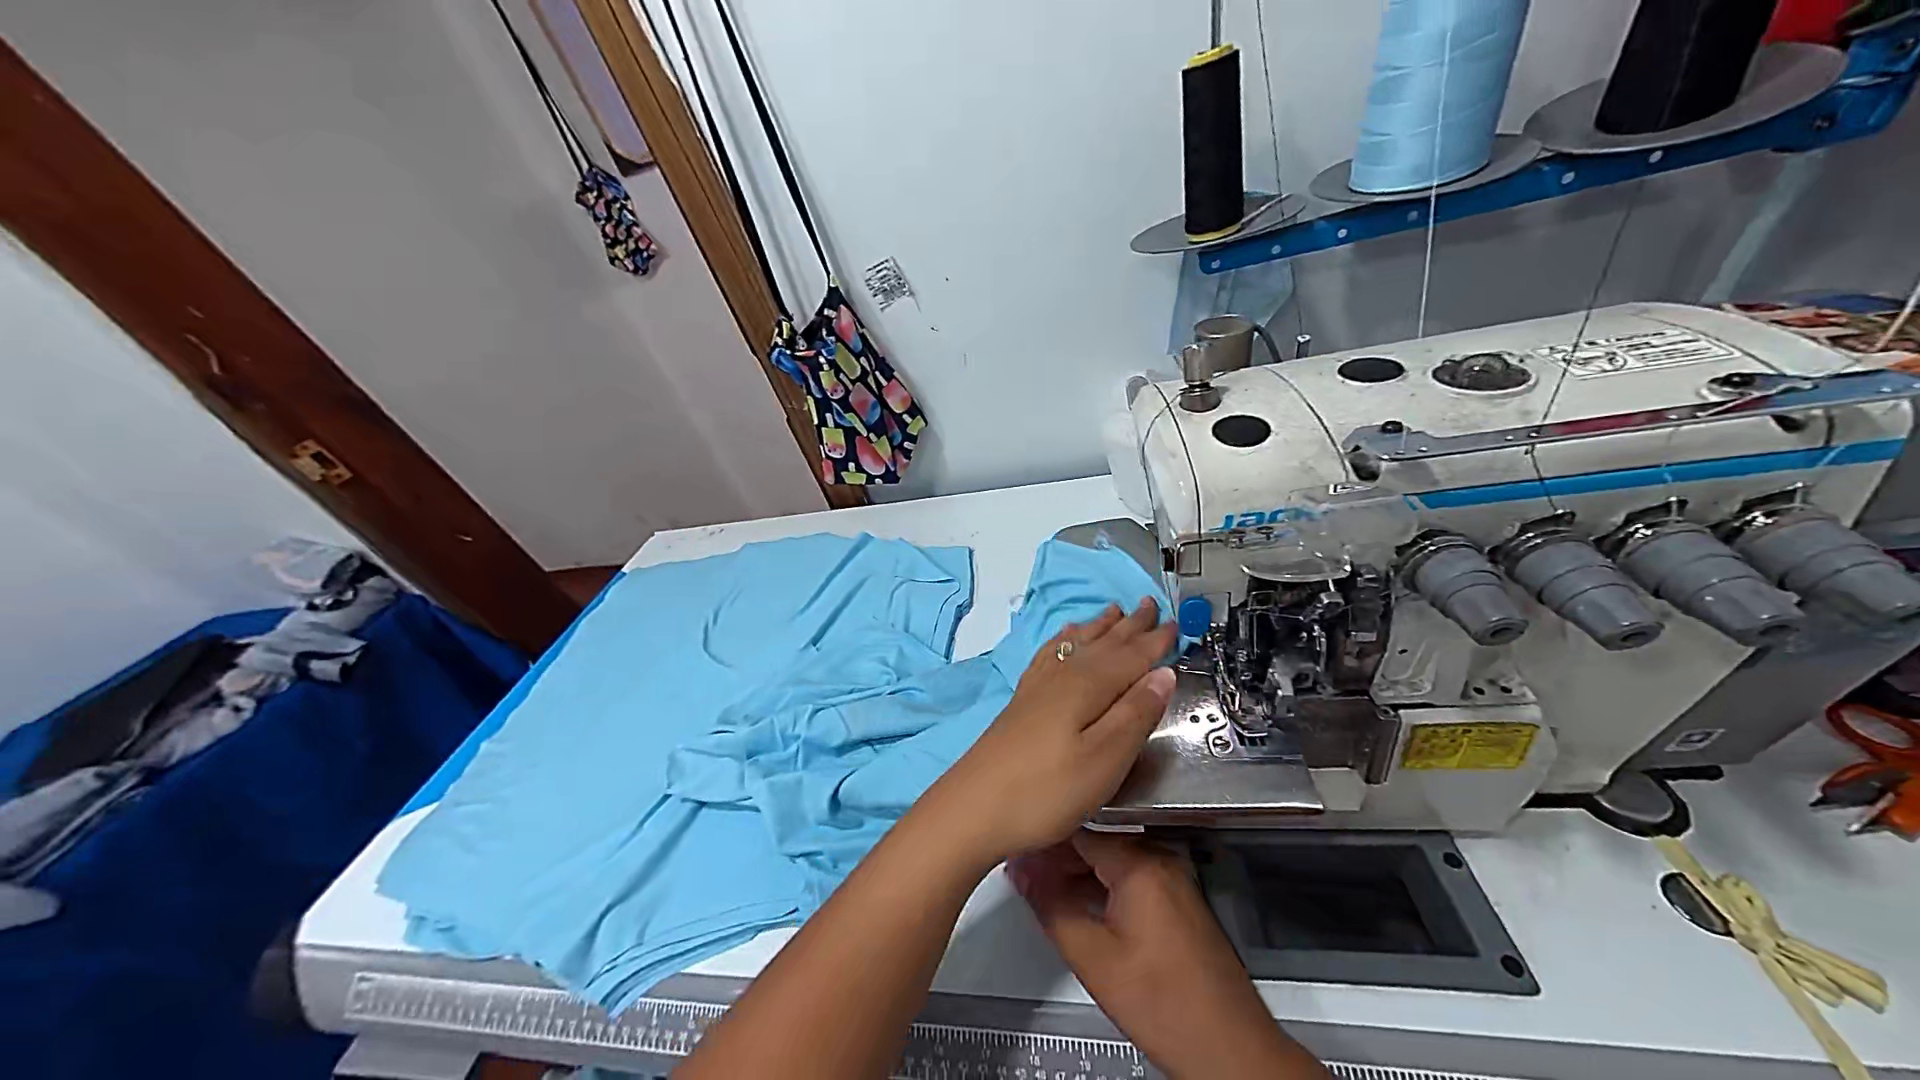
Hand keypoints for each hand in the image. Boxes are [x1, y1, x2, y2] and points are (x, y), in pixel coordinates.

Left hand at [912, 601, 1176, 866]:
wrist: (973, 808)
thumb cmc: (1047, 791)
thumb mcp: (1105, 759)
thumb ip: (1136, 713)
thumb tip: (1164, 673)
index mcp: (1088, 686)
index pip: (1131, 656)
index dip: (1155, 641)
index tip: (1177, 622)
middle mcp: (1062, 677)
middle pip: (1103, 644)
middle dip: (1129, 625)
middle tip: (1149, 603)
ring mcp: (1038, 687)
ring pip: (1076, 646)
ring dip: (1098, 627)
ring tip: (1113, 610)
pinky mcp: (1022, 701)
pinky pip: (1050, 655)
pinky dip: (1064, 641)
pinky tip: (1064, 640)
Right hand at [1009, 831, 1328, 1079]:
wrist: (1228, 1049)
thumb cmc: (1173, 1009)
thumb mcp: (1092, 958)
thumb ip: (1051, 908)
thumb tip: (1024, 877)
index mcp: (1142, 865)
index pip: (1079, 828)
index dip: (1042, 836)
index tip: (1018, 845)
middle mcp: (1161, 862)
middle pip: (1096, 841)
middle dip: (1056, 855)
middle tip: (1023, 869)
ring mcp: (1172, 880)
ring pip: (1111, 860)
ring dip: (1076, 872)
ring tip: (1042, 886)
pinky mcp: (1176, 900)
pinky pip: (1128, 878)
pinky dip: (1100, 887)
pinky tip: (1078, 906)